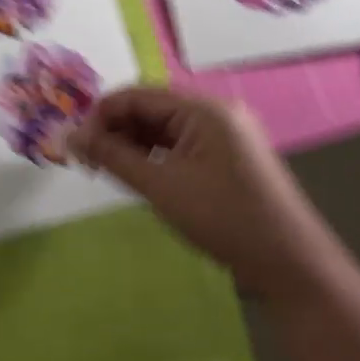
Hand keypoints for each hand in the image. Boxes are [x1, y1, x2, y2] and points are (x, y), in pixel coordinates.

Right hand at [66, 87, 346, 299]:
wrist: (292, 265)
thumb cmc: (224, 219)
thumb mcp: (159, 185)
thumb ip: (111, 156)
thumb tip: (68, 137)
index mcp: (204, 110)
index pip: (136, 95)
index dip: (99, 115)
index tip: (75, 145)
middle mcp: (215, 113)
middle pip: (148, 107)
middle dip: (113, 129)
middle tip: (86, 160)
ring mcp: (224, 135)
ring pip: (161, 127)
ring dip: (130, 143)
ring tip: (106, 170)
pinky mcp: (226, 157)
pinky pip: (178, 144)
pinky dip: (152, 155)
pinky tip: (136, 175)